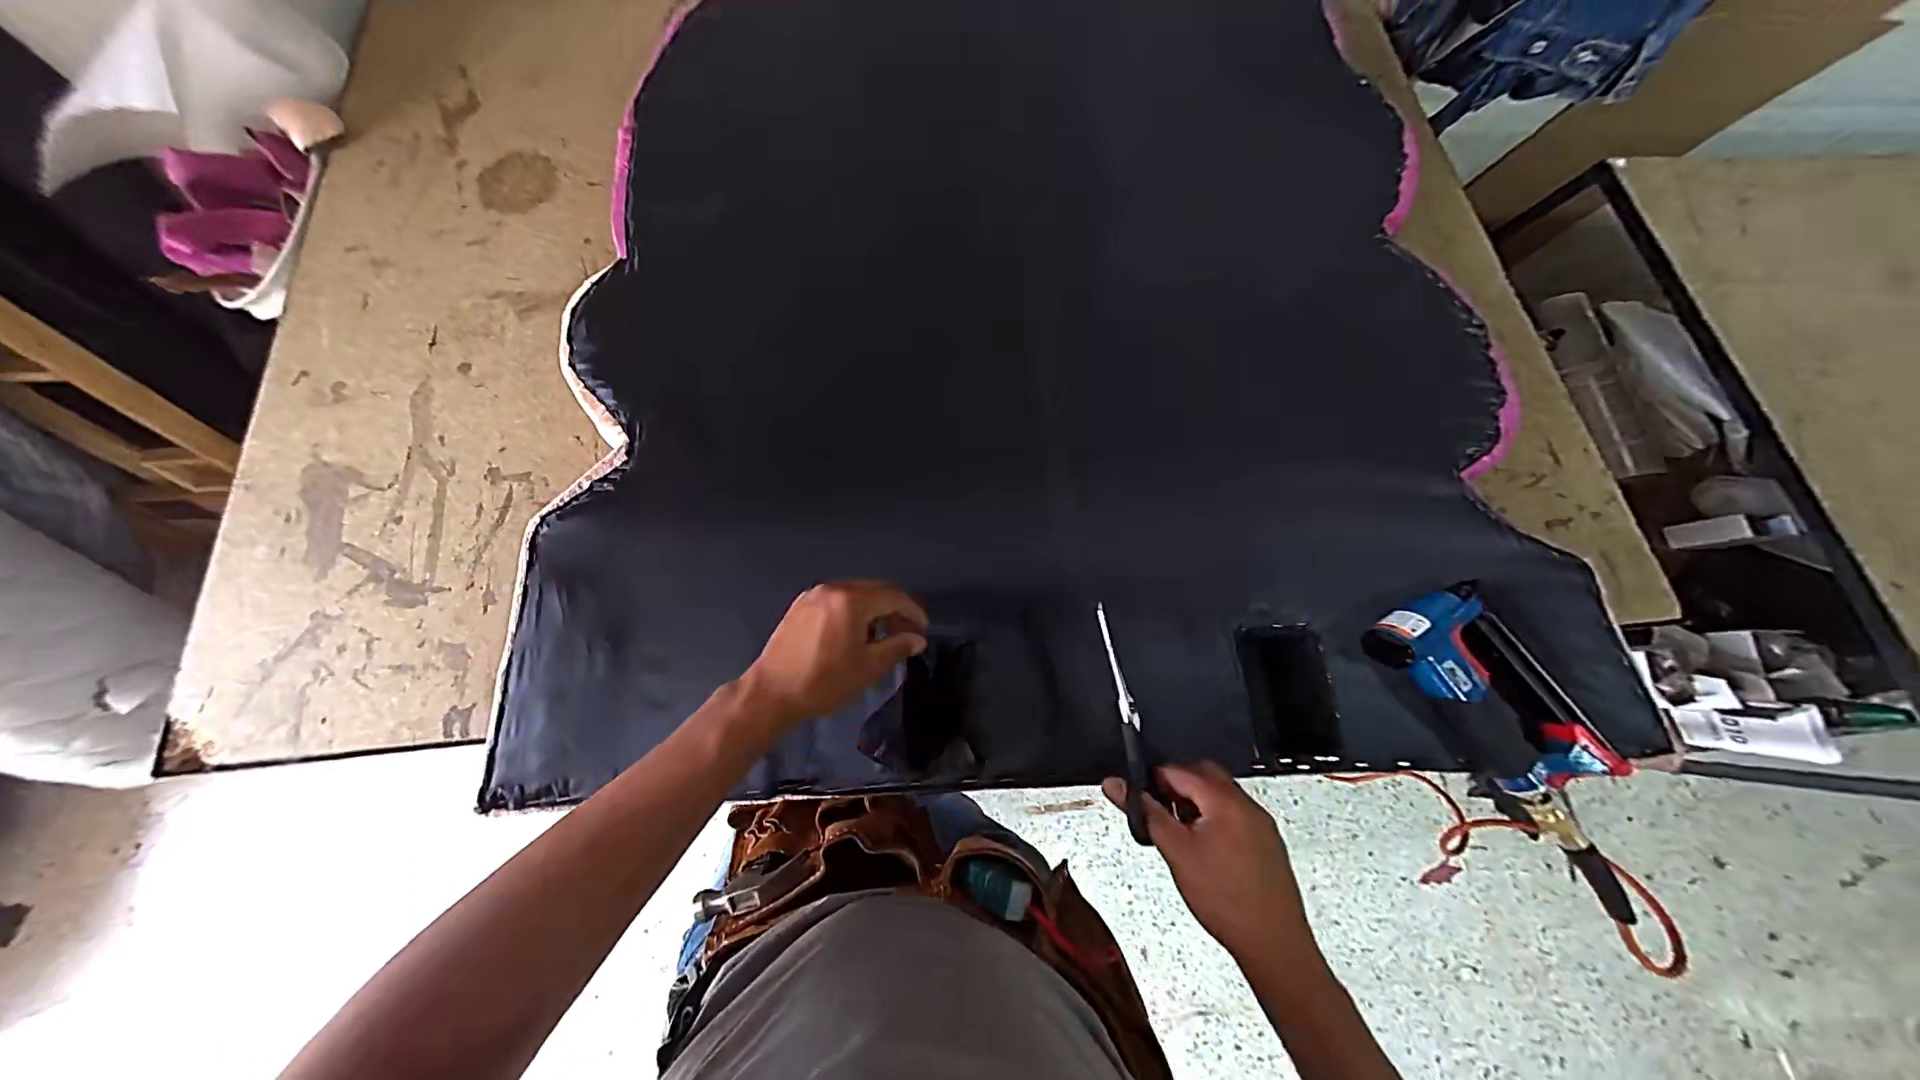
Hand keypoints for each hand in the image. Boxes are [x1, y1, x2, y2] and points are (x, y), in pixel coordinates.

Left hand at [735, 582, 928, 731]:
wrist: (772, 693)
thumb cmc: (824, 682)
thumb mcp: (868, 667)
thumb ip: (897, 646)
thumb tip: (917, 639)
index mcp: (851, 600)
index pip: (893, 598)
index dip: (913, 612)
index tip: (923, 630)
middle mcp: (832, 589)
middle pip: (875, 590)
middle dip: (895, 609)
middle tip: (907, 633)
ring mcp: (813, 596)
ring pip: (855, 594)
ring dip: (874, 611)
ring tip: (882, 638)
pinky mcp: (801, 607)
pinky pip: (836, 601)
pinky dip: (853, 612)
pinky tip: (855, 635)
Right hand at [1103, 762, 1320, 963]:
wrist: (1272, 944)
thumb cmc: (1229, 902)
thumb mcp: (1175, 851)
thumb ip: (1144, 812)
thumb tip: (1117, 786)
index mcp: (1225, 800)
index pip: (1180, 769)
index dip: (1153, 779)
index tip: (1140, 794)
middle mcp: (1248, 806)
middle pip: (1203, 775)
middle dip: (1176, 786)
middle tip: (1158, 809)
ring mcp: (1261, 824)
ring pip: (1219, 796)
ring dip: (1195, 804)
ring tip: (1179, 833)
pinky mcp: (1267, 843)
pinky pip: (1235, 816)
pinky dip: (1213, 820)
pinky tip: (1203, 849)